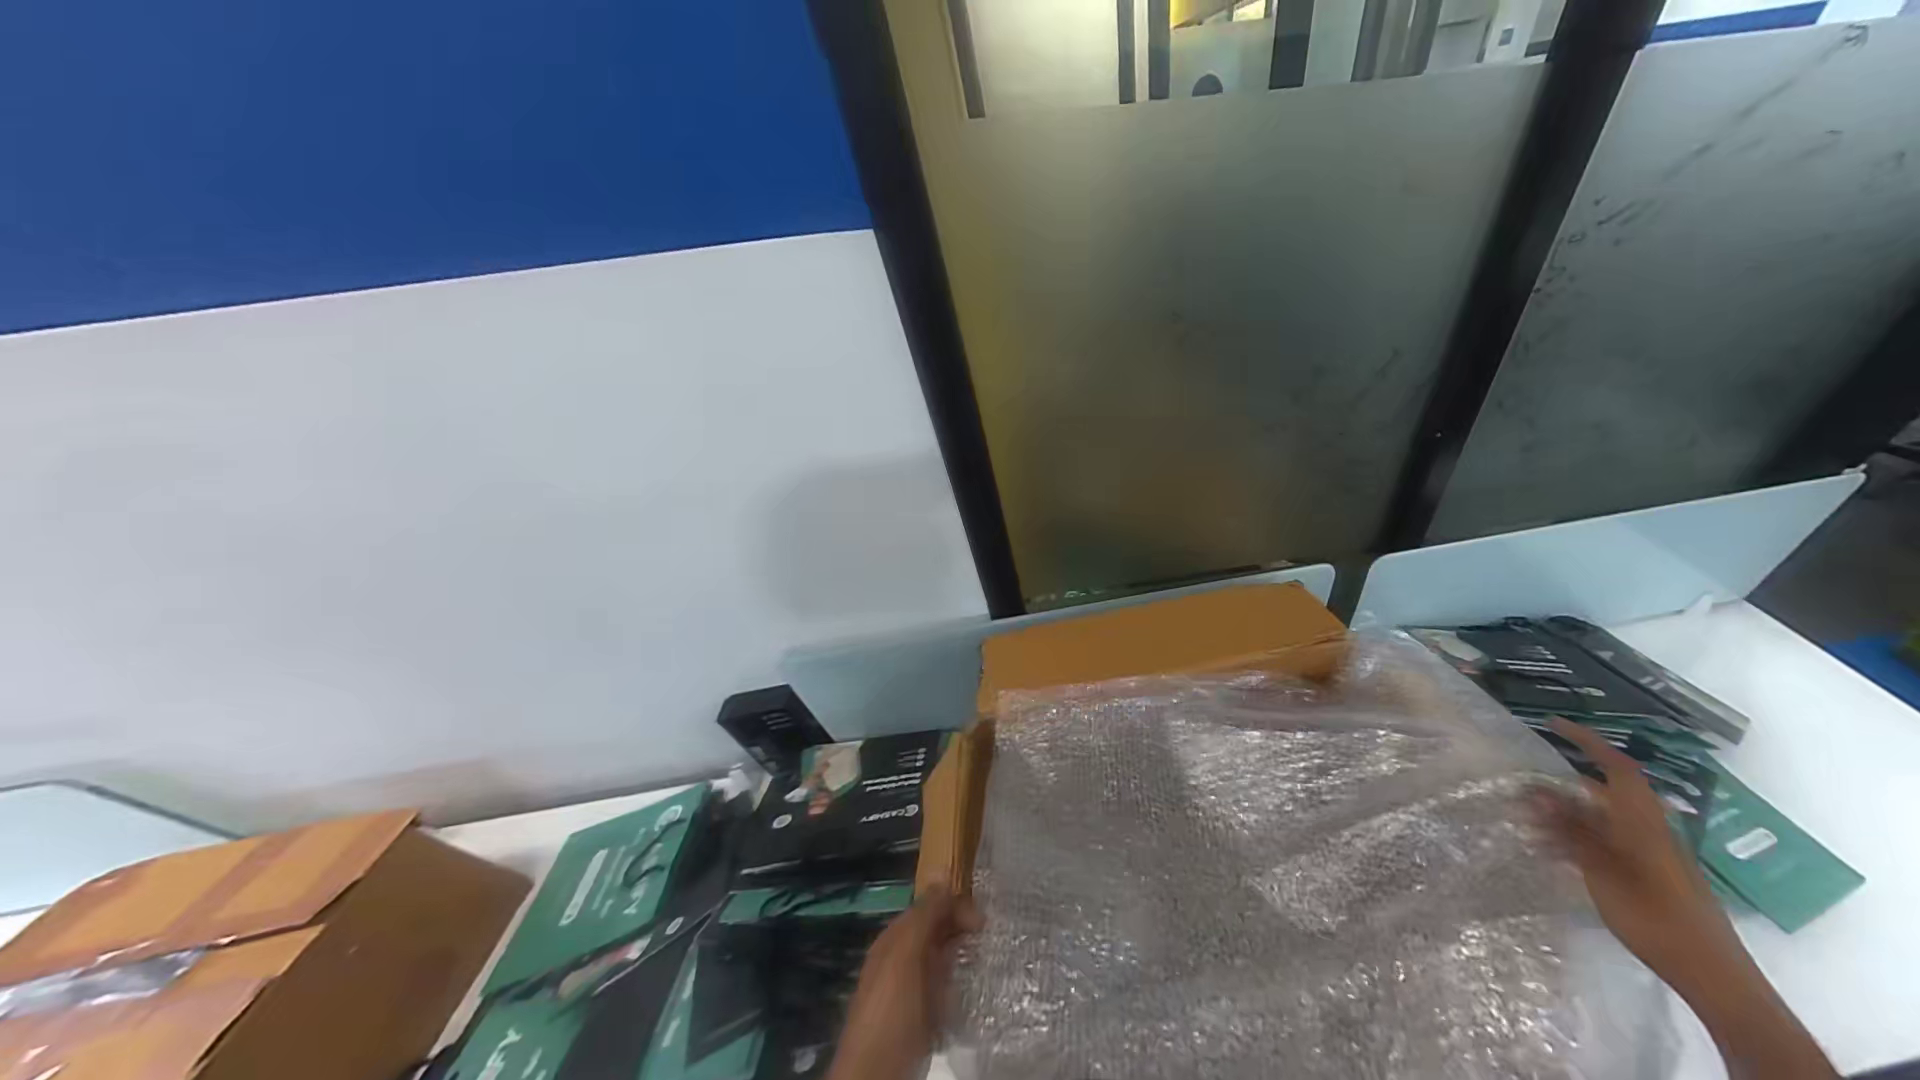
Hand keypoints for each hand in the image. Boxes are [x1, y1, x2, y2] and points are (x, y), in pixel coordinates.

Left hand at [827, 888, 981, 1079]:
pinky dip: (960, 985)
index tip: (983, 921)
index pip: (928, 907)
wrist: (875, 1077)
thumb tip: (942, 870)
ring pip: (941, 960)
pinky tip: (973, 991)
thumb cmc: (891, 1010)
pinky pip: (944, 990)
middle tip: (990, 939)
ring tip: (988, 960)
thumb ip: (924, 915)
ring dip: (962, 955)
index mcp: (894, 939)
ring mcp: (910, 991)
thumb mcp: (907, 955)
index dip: (954, 906)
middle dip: (961, 928)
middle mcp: (900, 959)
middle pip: (935, 931)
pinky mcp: (921, 1020)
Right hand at [1526, 717, 1740, 990]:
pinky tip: (1546, 850)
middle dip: (1560, 783)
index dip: (1587, 741)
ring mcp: (1646, 853)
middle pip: (1602, 792)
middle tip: (1520, 783)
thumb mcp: (1605, 870)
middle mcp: (1646, 830)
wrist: (1709, 971)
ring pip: (1598, 819)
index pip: (1616, 767)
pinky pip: (1601, 842)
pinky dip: (1572, 838)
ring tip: (1523, 818)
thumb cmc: (1655, 915)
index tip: (1552, 724)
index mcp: (1642, 822)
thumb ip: (1571, 830)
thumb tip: (1536, 791)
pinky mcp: (1643, 873)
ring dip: (1561, 814)